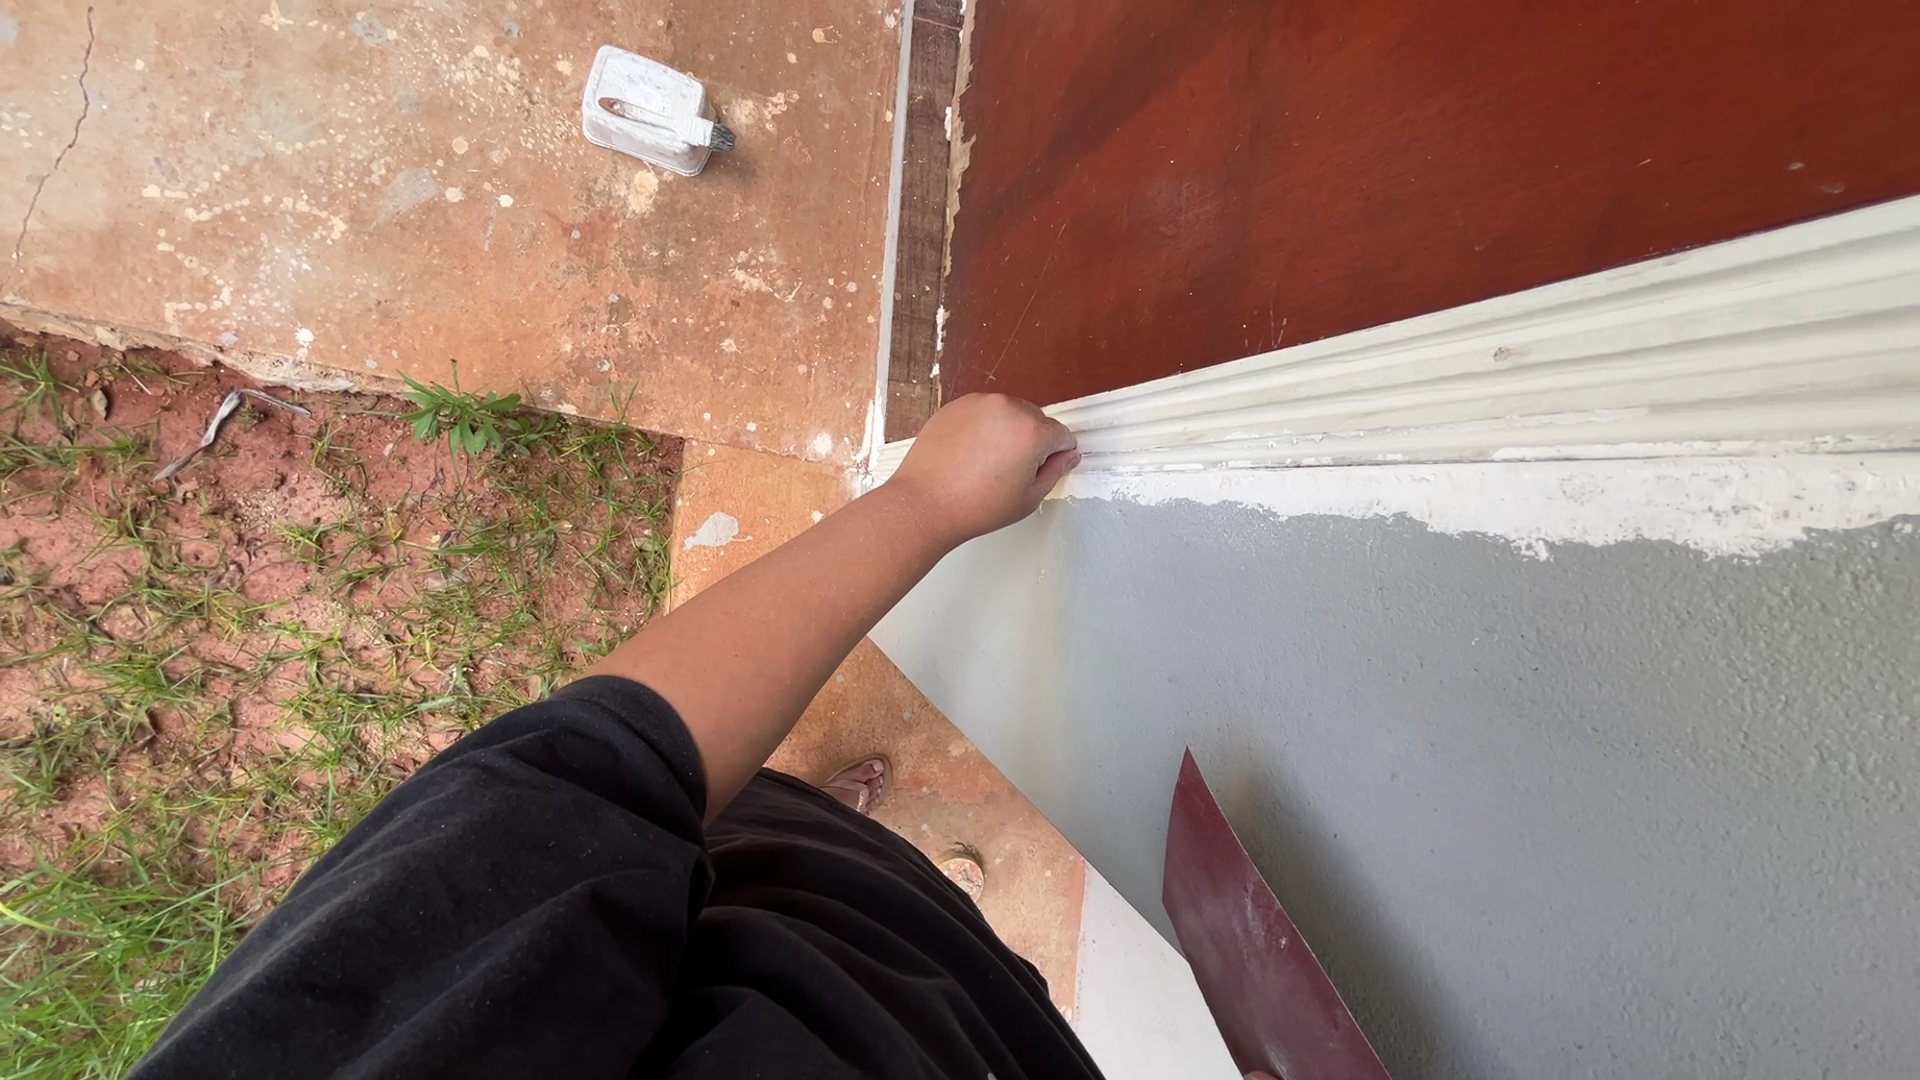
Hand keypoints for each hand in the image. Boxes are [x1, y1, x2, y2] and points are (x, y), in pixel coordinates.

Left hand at [885, 393, 1079, 545]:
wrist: (925, 503)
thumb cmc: (973, 506)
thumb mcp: (1028, 498)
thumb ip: (1055, 471)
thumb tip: (1067, 456)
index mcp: (1032, 431)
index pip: (1062, 435)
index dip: (1056, 455)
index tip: (1042, 468)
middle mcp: (1008, 408)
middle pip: (1036, 420)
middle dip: (1031, 441)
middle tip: (1011, 472)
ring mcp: (979, 403)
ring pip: (1009, 413)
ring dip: (1007, 432)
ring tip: (987, 465)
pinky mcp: (956, 405)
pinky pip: (982, 413)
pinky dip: (982, 428)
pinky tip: (970, 455)